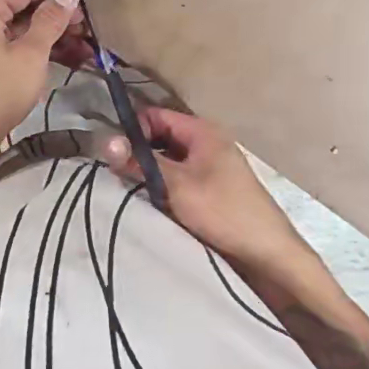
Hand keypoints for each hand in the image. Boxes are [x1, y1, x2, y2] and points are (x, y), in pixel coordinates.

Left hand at [0, 0, 85, 160]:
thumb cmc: (0, 93)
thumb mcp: (31, 54)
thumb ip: (51, 19)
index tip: (82, 11)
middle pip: (22, 6)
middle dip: (55, 17)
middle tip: (87, 32)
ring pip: (19, 28)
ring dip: (49, 36)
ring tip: (83, 48)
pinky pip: (11, 45)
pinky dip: (34, 50)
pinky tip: (65, 59)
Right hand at [95, 107, 316, 274]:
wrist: (264, 253)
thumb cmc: (222, 211)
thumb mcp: (174, 184)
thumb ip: (139, 161)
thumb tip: (104, 141)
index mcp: (203, 132)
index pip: (156, 115)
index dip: (134, 130)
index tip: (117, 153)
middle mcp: (207, 144)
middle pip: (160, 137)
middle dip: (137, 152)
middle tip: (118, 173)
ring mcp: (209, 167)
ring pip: (166, 159)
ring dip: (147, 172)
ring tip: (131, 189)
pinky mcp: (208, 188)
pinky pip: (175, 177)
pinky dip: (160, 185)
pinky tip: (149, 200)